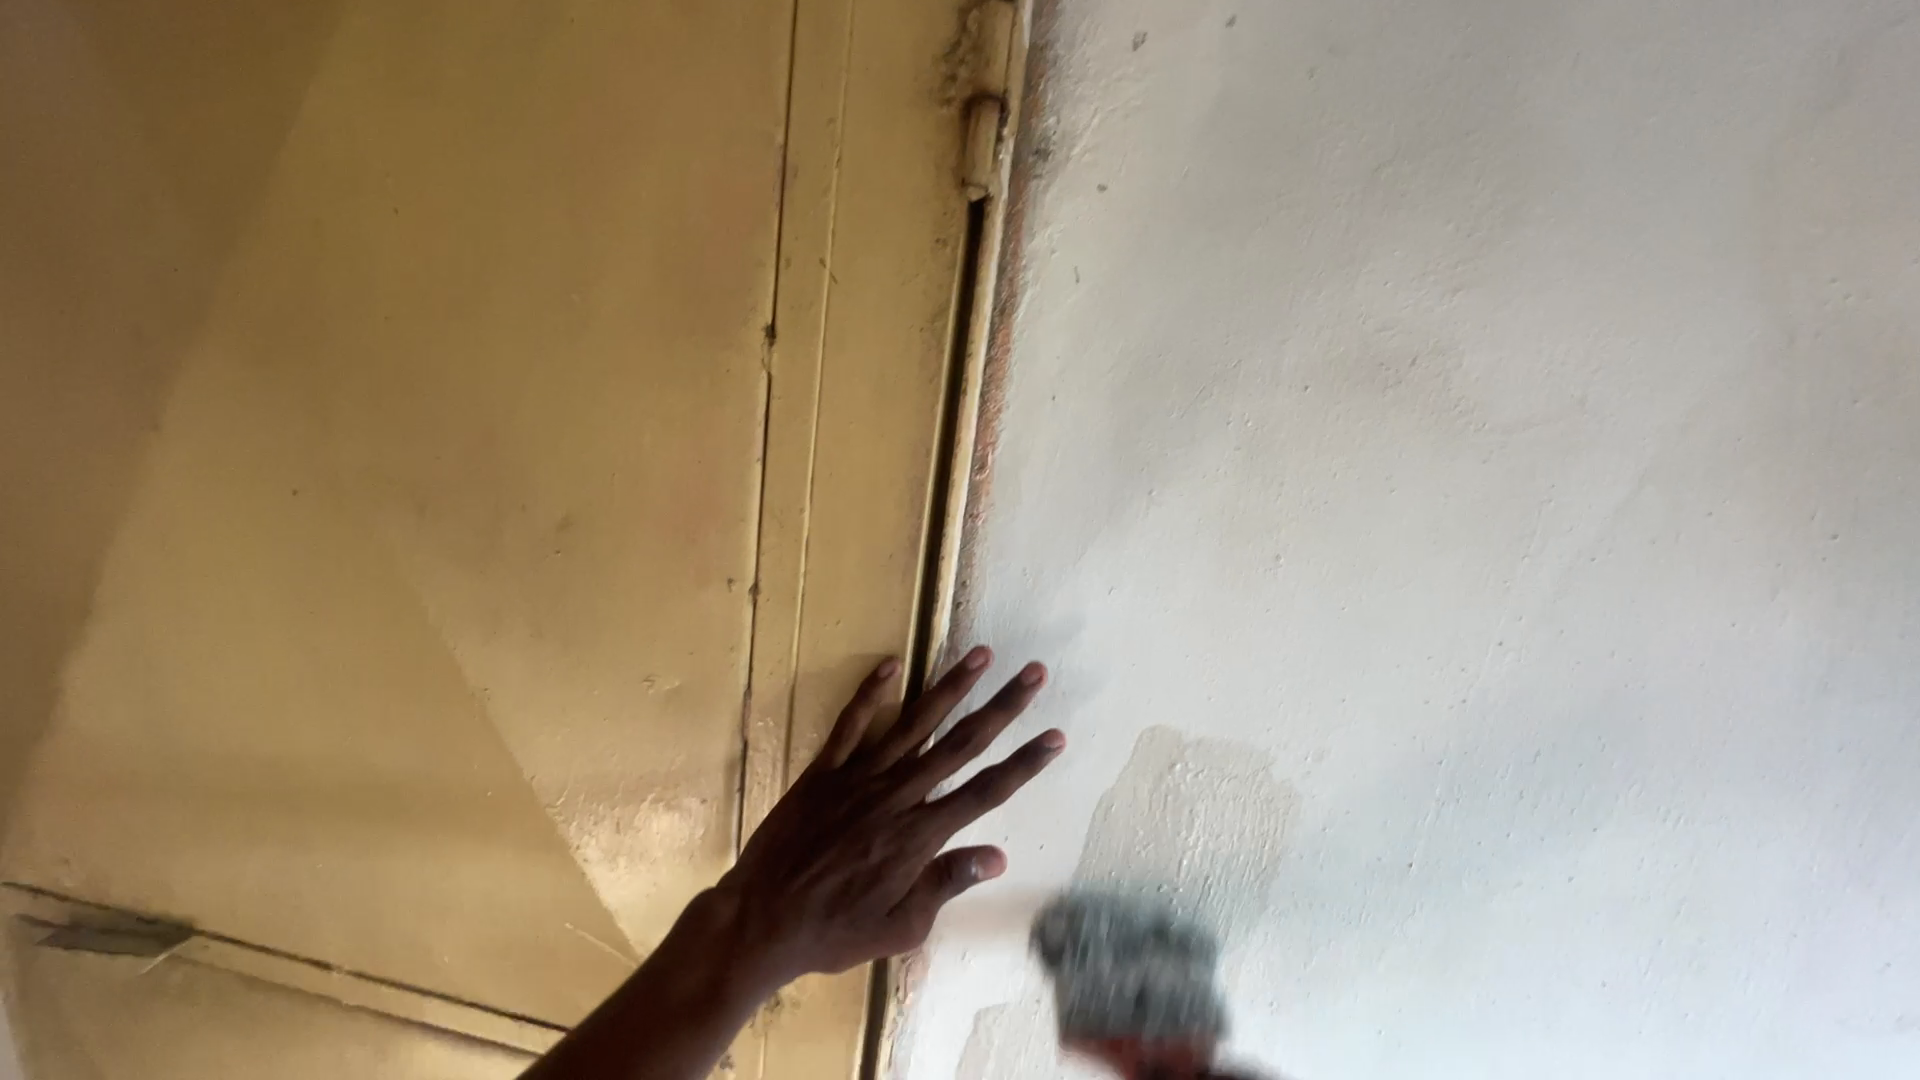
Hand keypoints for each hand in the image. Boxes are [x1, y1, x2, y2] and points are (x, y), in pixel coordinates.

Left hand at [710, 646, 1063, 987]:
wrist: (759, 920)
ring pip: (915, 722)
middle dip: (1002, 707)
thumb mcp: (899, 928)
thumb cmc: (834, 932)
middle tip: (1033, 673)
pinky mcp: (825, 769)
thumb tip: (999, 856)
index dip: (1024, 763)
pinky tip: (891, 662)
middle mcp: (898, 796)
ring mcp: (860, 777)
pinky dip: (871, 692)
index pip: (986, 792)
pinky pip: (852, 723)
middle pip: (961, 744)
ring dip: (951, 686)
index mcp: (920, 836)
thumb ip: (946, 884)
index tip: (1055, 735)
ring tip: (980, 654)